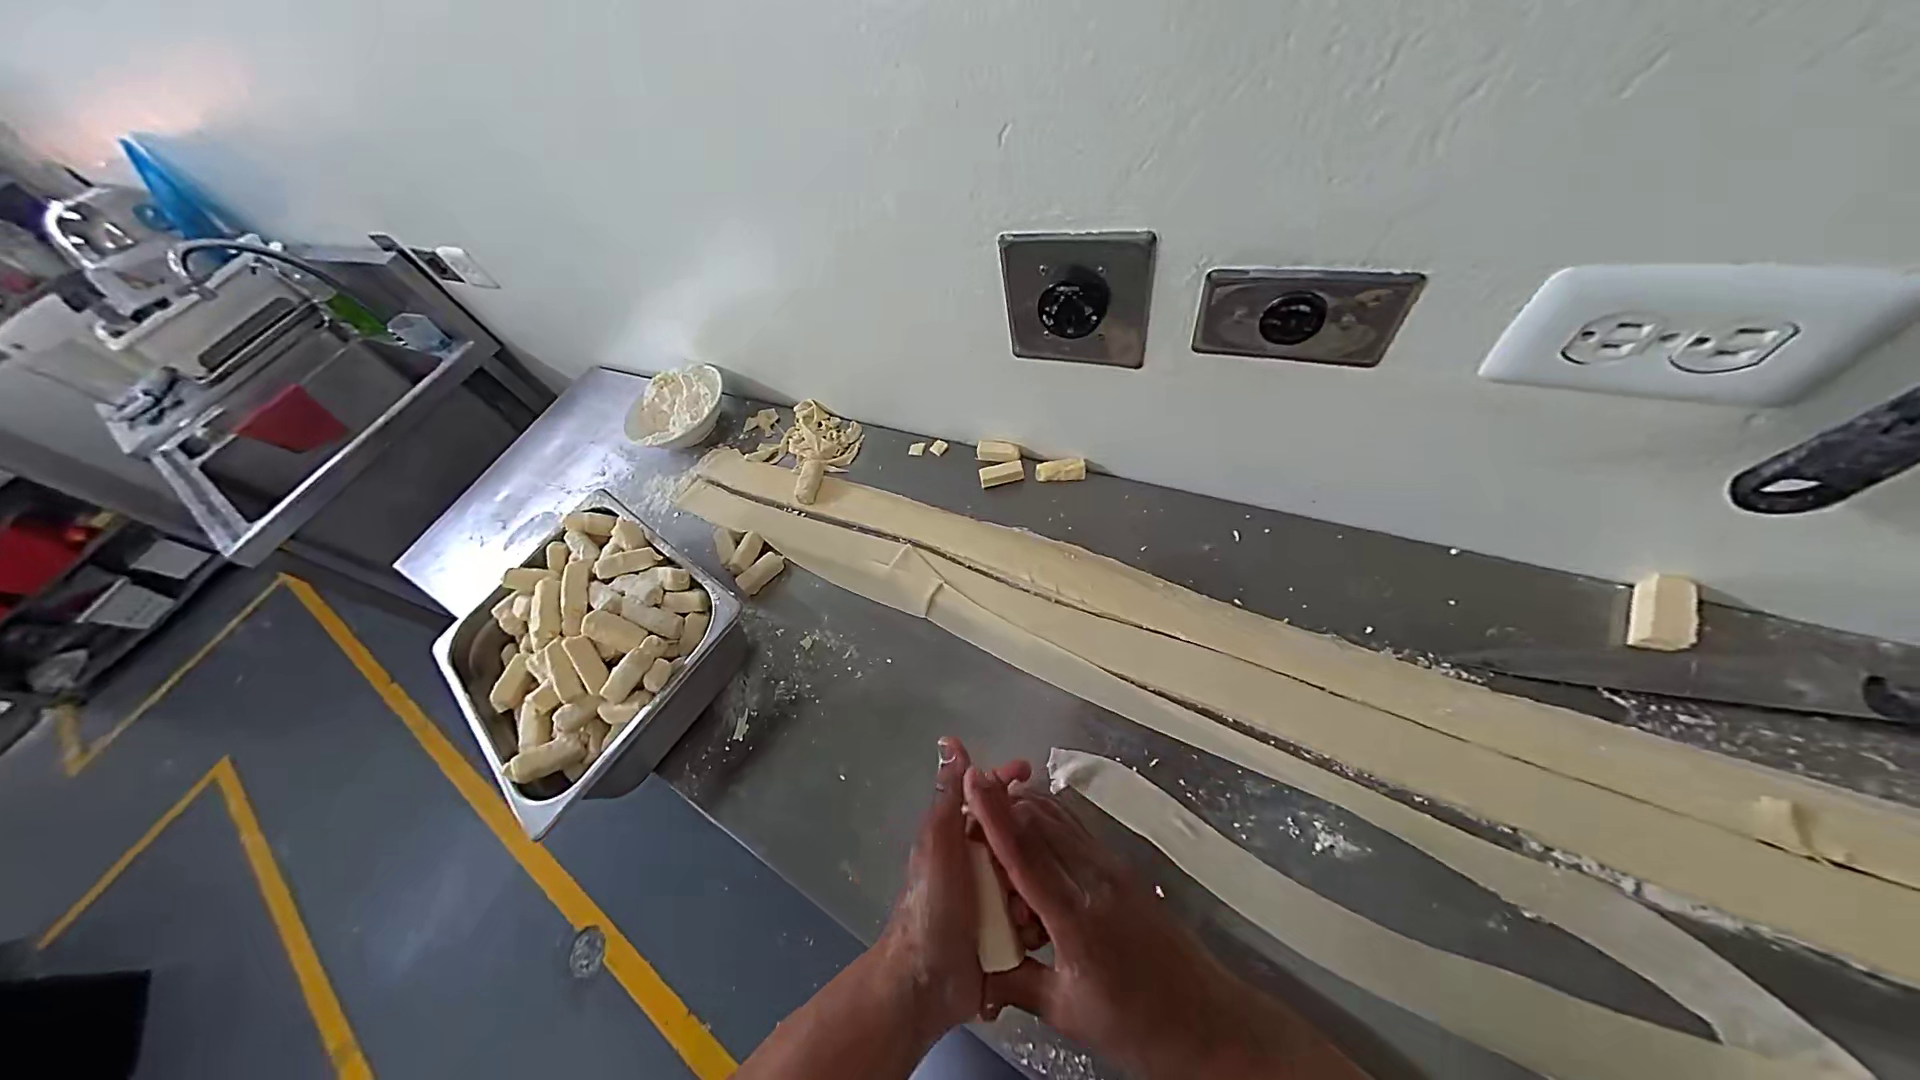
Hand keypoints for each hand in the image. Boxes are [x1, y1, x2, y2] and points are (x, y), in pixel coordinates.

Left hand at [870, 737, 1030, 1037]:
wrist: (927, 985)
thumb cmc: (932, 906)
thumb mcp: (939, 843)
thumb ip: (949, 794)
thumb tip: (950, 741)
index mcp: (958, 837)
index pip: (989, 799)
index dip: (1008, 782)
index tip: (1030, 773)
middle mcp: (977, 862)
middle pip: (1016, 838)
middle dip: (1029, 849)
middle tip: (1034, 863)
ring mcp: (992, 898)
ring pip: (1029, 876)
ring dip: (1034, 889)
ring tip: (1026, 911)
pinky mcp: (1005, 932)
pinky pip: (1032, 913)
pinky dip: (1035, 920)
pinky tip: (1034, 933)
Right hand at [965, 769, 1316, 1078]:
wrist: (1211, 1022)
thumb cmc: (1140, 1027)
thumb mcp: (1068, 1012)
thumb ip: (1016, 983)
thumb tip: (973, 974)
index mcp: (1076, 919)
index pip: (1025, 853)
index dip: (994, 814)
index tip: (971, 780)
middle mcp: (1094, 880)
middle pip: (1039, 822)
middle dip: (1000, 805)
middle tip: (966, 803)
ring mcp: (1112, 868)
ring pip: (1058, 818)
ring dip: (1024, 808)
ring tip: (992, 810)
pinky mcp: (1122, 867)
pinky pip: (1075, 829)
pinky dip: (1047, 820)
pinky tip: (1031, 830)